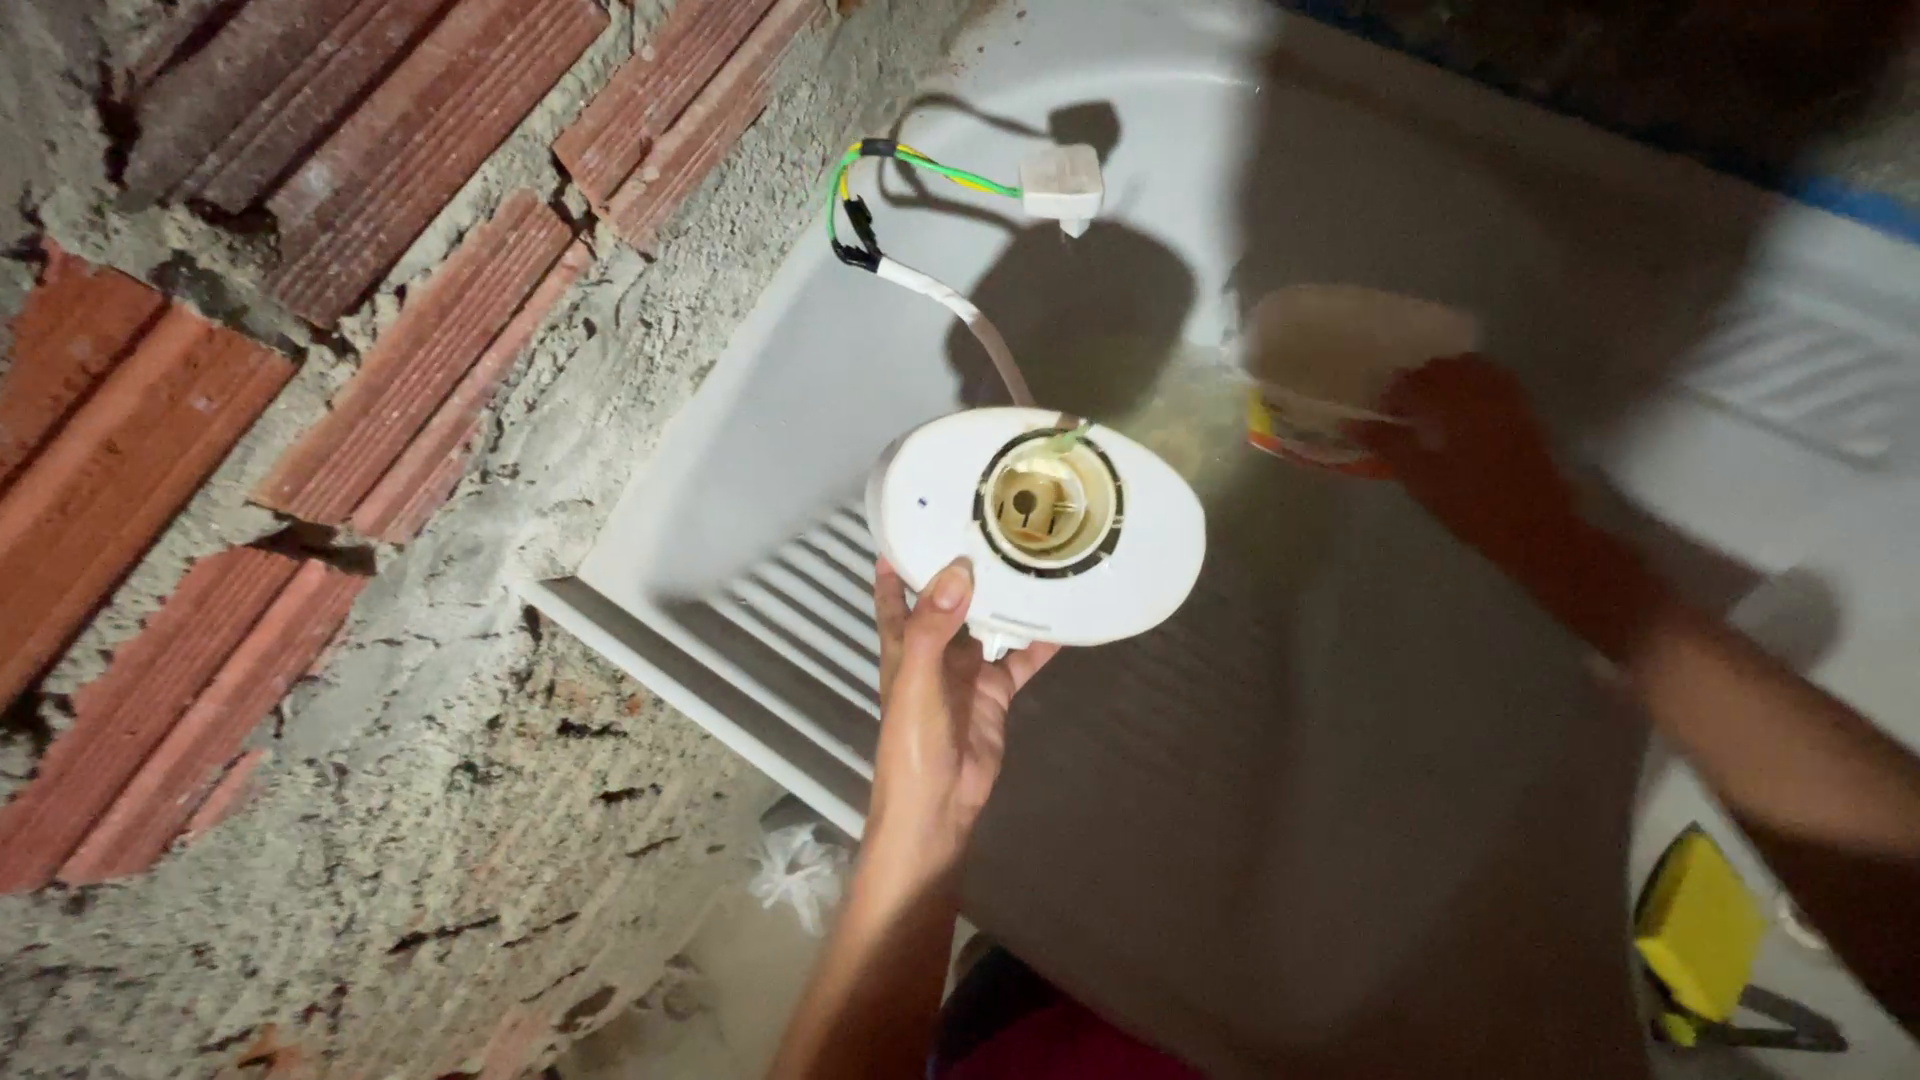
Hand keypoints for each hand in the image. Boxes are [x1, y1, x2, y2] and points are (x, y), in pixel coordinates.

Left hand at [869, 557, 1059, 864]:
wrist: (939, 804)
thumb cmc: (912, 740)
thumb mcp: (916, 678)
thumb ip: (933, 626)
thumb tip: (959, 569)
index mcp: (902, 644)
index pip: (893, 592)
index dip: (897, 560)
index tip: (914, 519)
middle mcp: (933, 650)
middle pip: (949, 600)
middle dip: (965, 570)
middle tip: (994, 527)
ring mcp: (966, 670)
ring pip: (987, 624)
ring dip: (1006, 600)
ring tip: (1033, 561)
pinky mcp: (995, 691)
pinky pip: (1019, 659)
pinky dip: (1038, 642)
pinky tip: (1063, 619)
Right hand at [1348, 355, 1586, 568]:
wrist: (1533, 526)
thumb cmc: (1469, 505)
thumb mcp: (1419, 478)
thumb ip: (1386, 444)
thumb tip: (1351, 423)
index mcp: (1453, 407)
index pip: (1412, 383)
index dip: (1389, 395)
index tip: (1378, 415)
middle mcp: (1482, 393)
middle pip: (1442, 368)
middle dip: (1416, 382)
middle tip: (1401, 411)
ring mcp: (1508, 400)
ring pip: (1471, 367)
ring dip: (1445, 379)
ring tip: (1430, 407)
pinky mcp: (1524, 412)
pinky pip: (1495, 380)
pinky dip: (1472, 383)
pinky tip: (1460, 408)